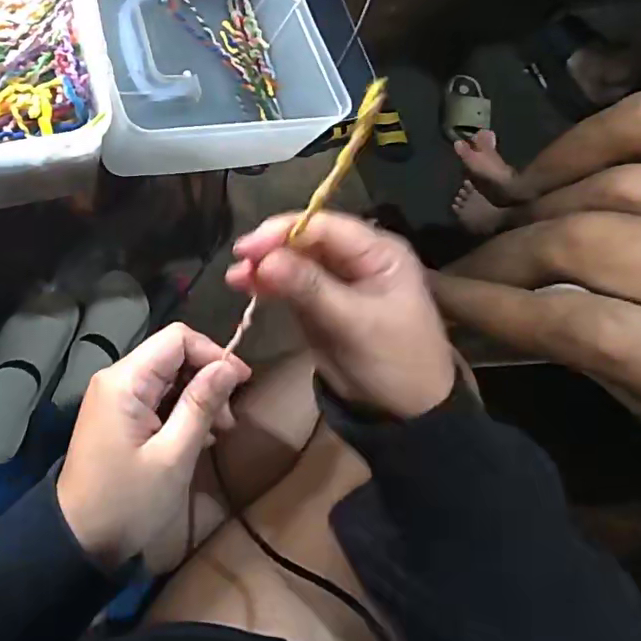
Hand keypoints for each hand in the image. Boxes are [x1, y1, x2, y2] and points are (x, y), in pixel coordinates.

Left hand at [56, 323, 248, 569]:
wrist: (78, 541)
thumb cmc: (127, 501)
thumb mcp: (173, 457)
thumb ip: (200, 405)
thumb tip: (230, 366)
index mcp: (125, 380)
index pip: (177, 338)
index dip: (213, 353)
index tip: (242, 383)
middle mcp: (116, 377)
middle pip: (172, 354)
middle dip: (207, 378)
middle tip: (229, 420)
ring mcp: (115, 395)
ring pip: (167, 375)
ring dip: (197, 396)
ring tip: (218, 433)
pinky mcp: (118, 413)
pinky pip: (156, 395)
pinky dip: (180, 409)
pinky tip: (197, 437)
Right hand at [226, 211, 454, 418]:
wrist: (405, 414)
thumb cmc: (395, 361)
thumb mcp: (355, 323)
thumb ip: (310, 288)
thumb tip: (265, 261)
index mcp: (378, 252)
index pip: (325, 227)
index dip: (285, 232)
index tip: (249, 247)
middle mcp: (356, 257)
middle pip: (306, 240)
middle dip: (271, 248)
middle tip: (239, 261)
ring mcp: (336, 279)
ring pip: (293, 260)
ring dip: (264, 265)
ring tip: (236, 278)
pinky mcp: (319, 301)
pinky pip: (289, 283)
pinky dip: (268, 284)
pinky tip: (244, 286)